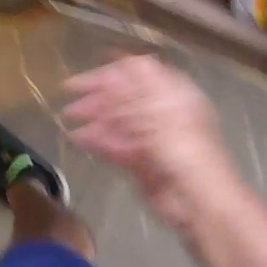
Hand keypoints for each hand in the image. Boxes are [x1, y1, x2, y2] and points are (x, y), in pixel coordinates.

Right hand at [63, 55, 238, 227]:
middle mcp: (163, 112)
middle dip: (98, 95)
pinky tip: (78, 138)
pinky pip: (118, 146)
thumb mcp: (158, 113)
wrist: (198, 201)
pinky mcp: (144, 163)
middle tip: (70, 98)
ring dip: (94, 117)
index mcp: (174, 94)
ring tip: (68, 117)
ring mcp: (153, 139)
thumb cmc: (183, 150)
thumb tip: (115, 66)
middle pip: (127, 96)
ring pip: (120, 121)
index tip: (85, 77)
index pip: (139, 72)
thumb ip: (133, 91)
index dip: (111, 72)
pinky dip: (98, 140)